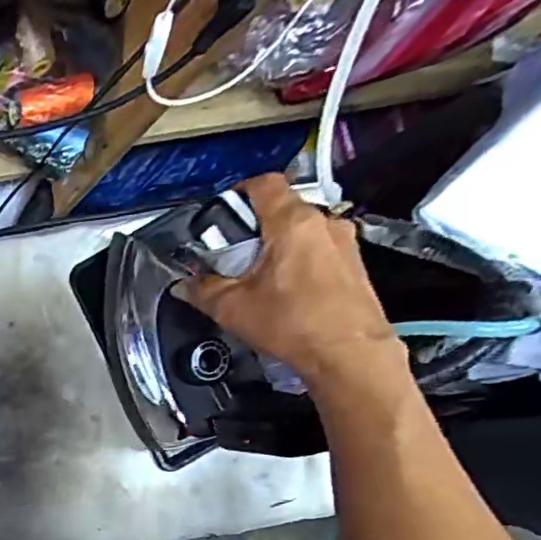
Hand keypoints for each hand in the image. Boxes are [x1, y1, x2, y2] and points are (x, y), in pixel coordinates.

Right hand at [176, 174, 399, 386]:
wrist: (350, 355)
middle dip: (256, 230)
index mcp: (292, 221)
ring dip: (281, 250)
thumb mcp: (235, 310)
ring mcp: (345, 244)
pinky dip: (302, 266)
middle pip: (283, 210)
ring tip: (263, 283)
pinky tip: (290, 297)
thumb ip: (204, 292)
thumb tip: (184, 286)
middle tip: (236, 260)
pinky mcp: (355, 267)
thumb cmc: (296, 326)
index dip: (238, 194)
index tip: (223, 218)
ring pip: (304, 234)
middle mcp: (324, 223)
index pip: (263, 184)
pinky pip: (321, 255)